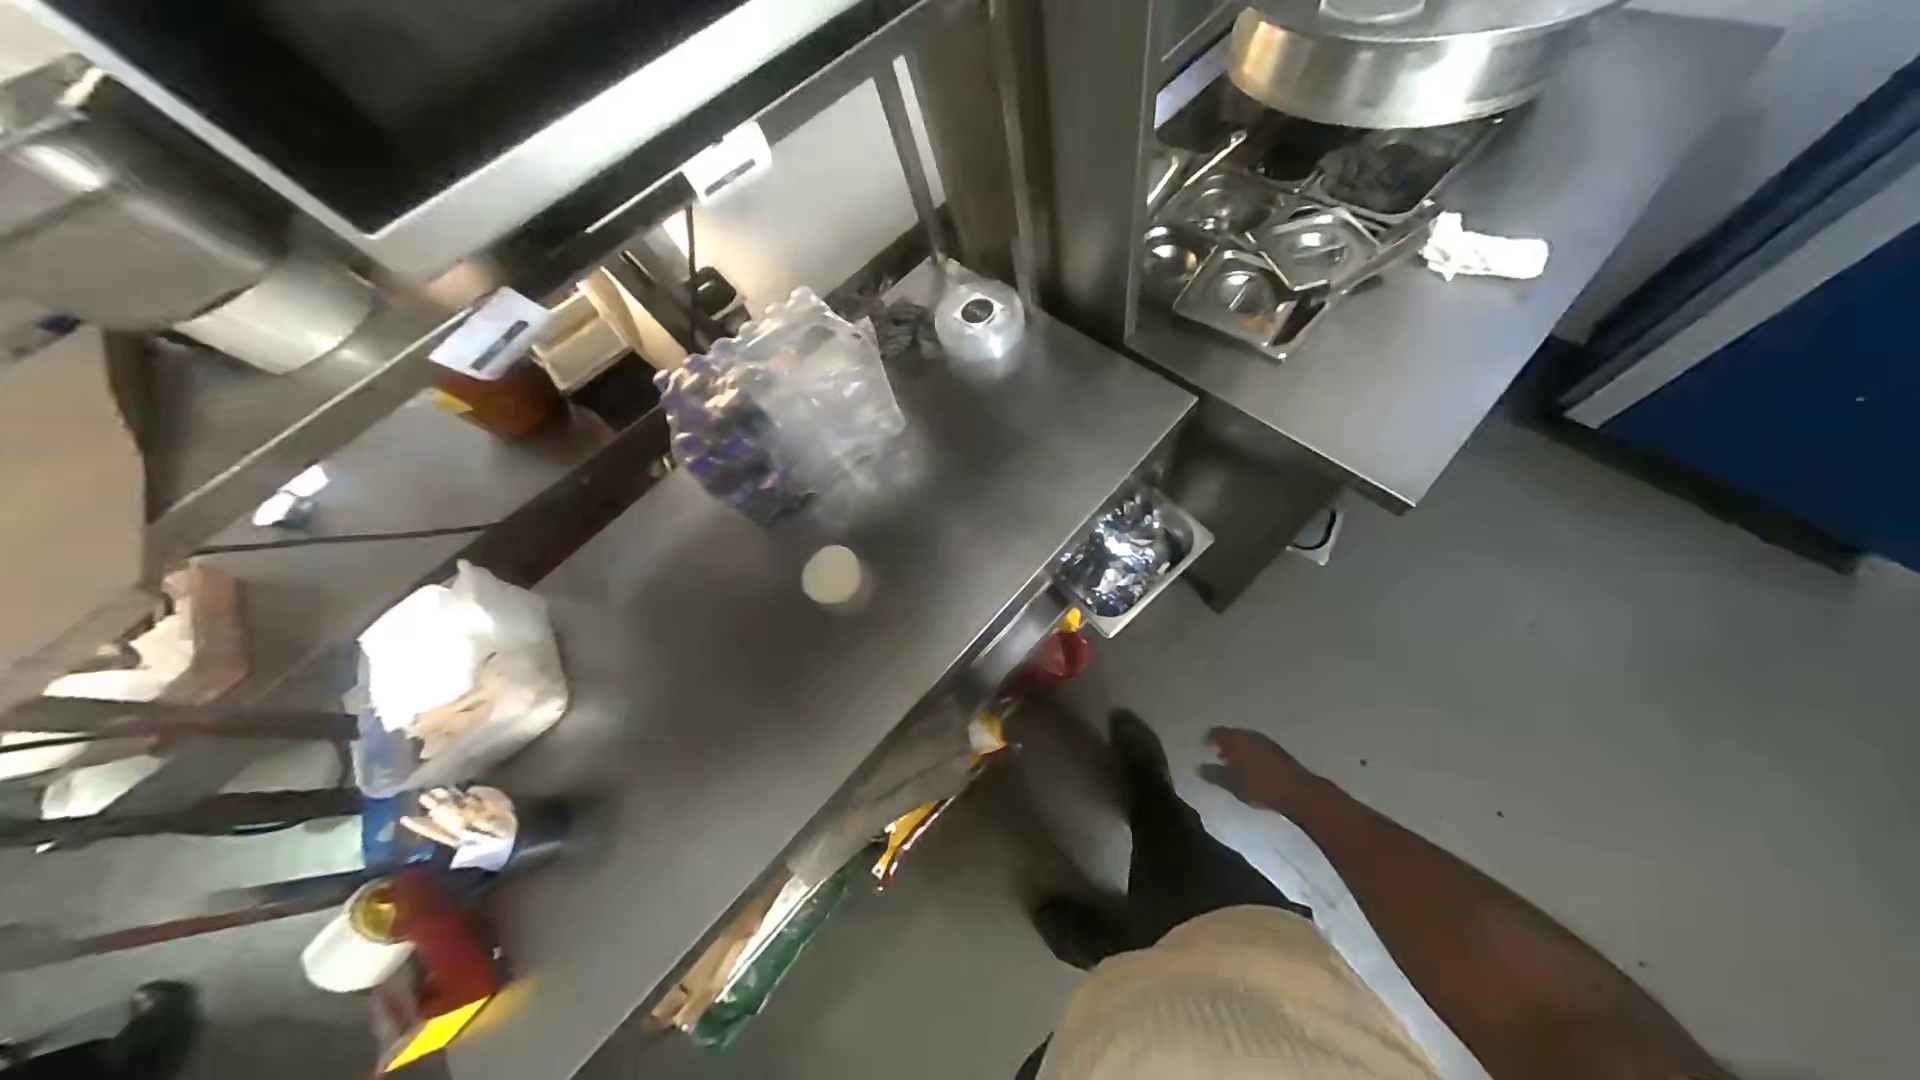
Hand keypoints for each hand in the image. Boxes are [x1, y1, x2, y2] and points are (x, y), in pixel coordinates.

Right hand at [1201, 727, 1320, 810]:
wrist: (1299, 792)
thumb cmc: (1259, 786)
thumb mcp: (1231, 783)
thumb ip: (1212, 774)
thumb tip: (1198, 767)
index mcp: (1236, 738)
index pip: (1216, 732)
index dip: (1208, 739)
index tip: (1203, 747)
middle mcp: (1250, 735)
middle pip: (1232, 735)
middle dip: (1224, 744)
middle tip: (1217, 755)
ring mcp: (1266, 742)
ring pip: (1246, 741)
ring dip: (1238, 749)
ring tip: (1233, 764)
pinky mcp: (1279, 752)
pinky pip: (1257, 747)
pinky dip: (1250, 754)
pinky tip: (1251, 768)